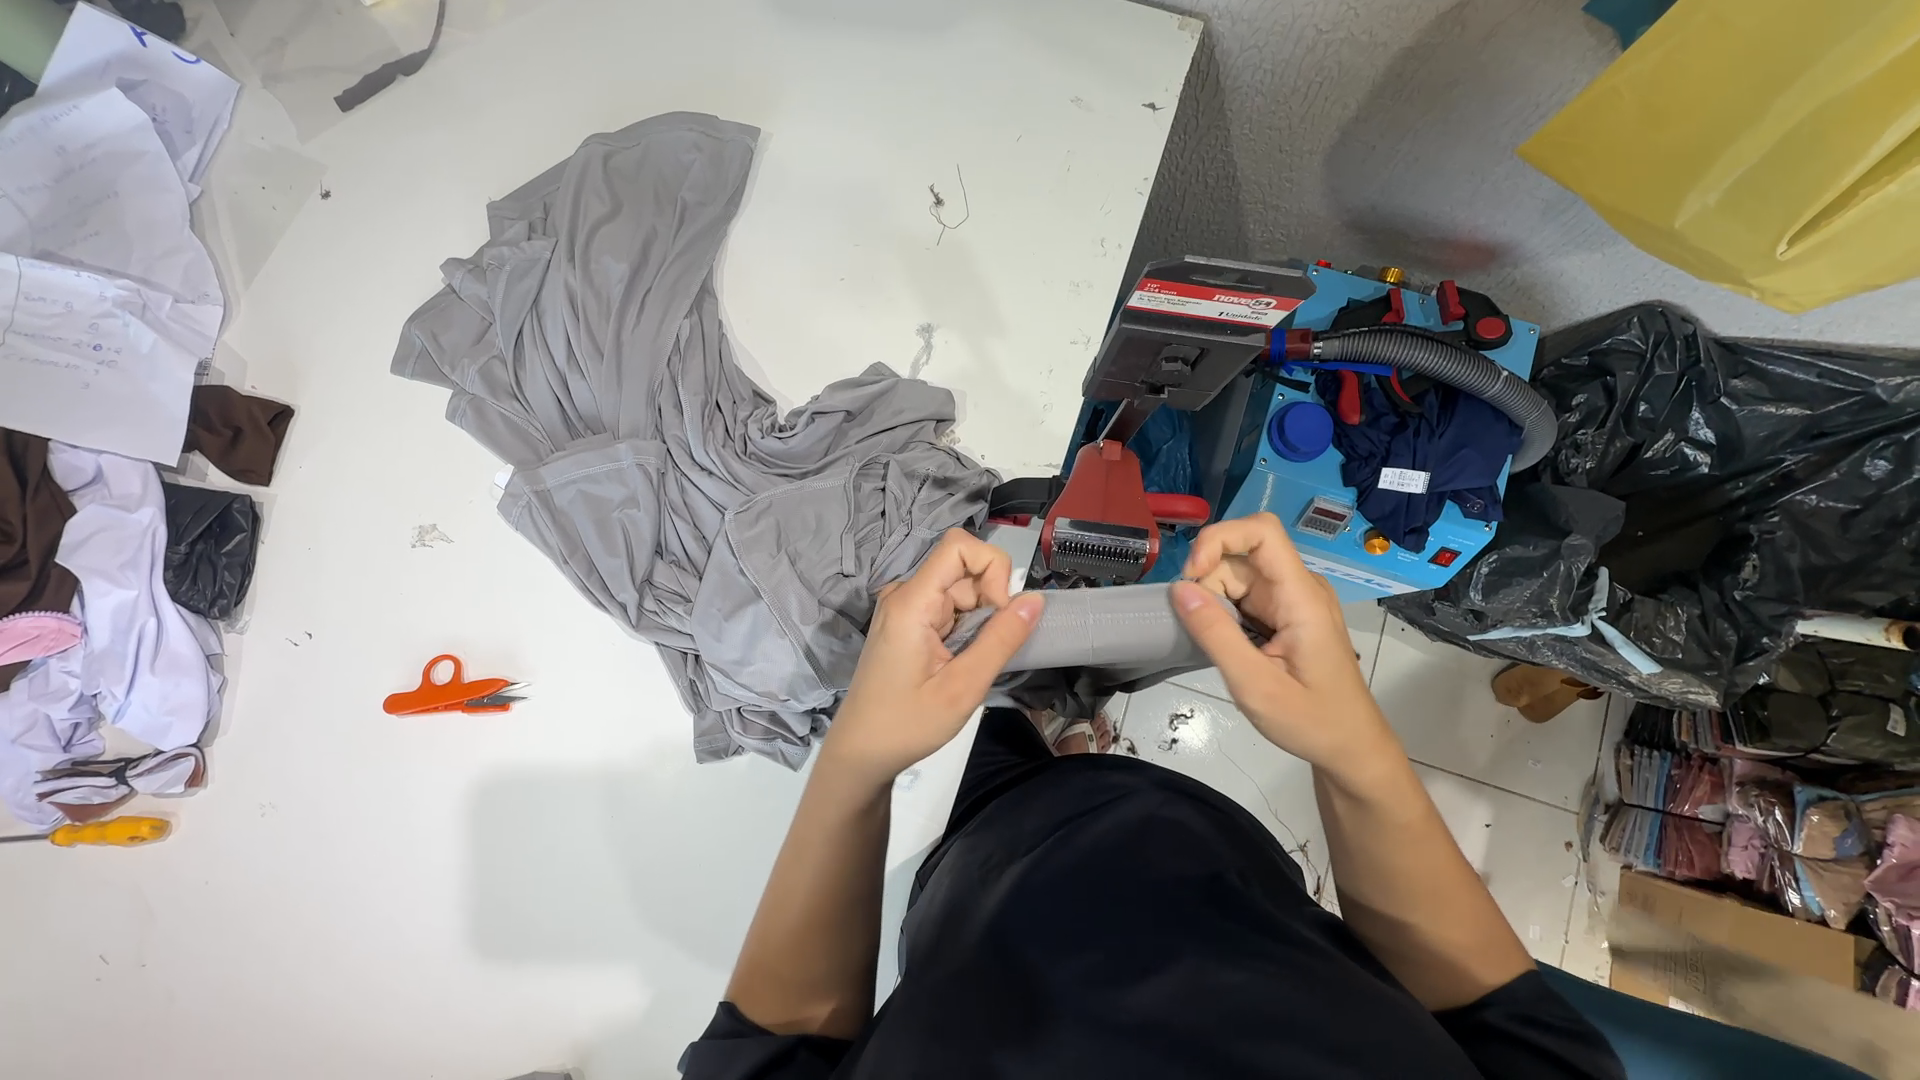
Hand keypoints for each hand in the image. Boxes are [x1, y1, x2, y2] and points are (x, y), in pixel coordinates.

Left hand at [824, 529, 1043, 786]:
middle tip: (987, 648)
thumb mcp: (963, 687)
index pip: (959, 546)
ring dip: (980, 618)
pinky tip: (961, 661)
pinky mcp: (909, 623)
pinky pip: (949, 608)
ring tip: (971, 661)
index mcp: (912, 602)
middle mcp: (905, 595)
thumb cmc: (907, 725)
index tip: (1000, 613)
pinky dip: (967, 628)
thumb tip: (1036, 600)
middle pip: (963, 568)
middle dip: (990, 600)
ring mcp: (905, 608)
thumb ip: (1001, 640)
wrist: (861, 752)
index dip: (992, 568)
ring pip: (960, 590)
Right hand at [1169, 513, 1398, 774]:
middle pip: (1241, 553)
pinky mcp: (1284, 612)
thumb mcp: (1255, 686)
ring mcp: (1292, 599)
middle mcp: (1298, 587)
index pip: (1262, 532)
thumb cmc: (1311, 721)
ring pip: (1237, 572)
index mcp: (1301, 597)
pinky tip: (1223, 640)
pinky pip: (1244, 593)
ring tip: (1213, 639)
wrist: (1351, 746)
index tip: (1191, 575)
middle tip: (1195, 623)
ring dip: (1212, 596)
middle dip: (1207, 577)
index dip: (1219, 539)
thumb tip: (1179, 589)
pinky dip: (1222, 608)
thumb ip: (1216, 635)